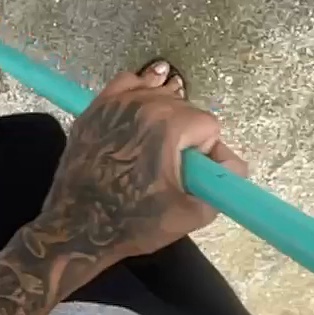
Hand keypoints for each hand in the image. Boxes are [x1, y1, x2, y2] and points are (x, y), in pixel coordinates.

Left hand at [34, 62, 246, 262]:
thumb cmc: (132, 223)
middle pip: (183, 108)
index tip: (191, 173)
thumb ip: (222, 186)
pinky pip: (126, 85)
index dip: (206, 152)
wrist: (77, 229)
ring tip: (154, 147)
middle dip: (185, 136)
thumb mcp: (189, 214)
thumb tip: (235, 169)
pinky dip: (137, 96)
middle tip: (170, 168)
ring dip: (163, 116)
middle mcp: (144, 104)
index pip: (208, 125)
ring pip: (156, 94)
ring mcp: (115, 104)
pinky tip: (139, 116)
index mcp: (170, 124)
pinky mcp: (94, 110)